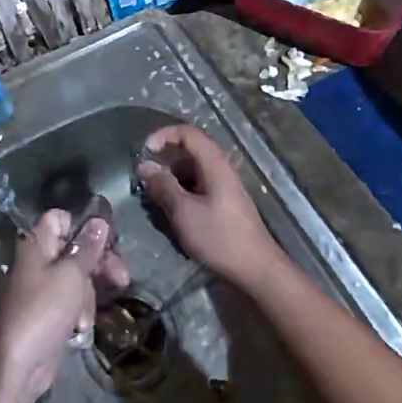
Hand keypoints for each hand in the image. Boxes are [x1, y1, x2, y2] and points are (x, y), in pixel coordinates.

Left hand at [0, 208, 130, 402]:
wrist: (18, 365)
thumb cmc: (44, 310)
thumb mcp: (71, 275)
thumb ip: (87, 248)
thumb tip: (98, 220)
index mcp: (36, 244)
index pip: (60, 219)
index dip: (83, 226)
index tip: (107, 240)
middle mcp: (38, 261)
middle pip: (75, 249)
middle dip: (98, 264)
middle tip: (122, 278)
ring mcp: (44, 288)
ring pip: (78, 277)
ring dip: (88, 295)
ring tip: (84, 318)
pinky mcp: (51, 312)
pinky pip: (74, 301)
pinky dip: (80, 312)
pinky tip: (80, 328)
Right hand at [137, 124, 284, 288]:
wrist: (256, 270)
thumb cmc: (220, 238)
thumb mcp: (184, 213)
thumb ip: (163, 186)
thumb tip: (145, 167)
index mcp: (214, 164)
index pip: (188, 132)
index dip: (163, 135)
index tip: (144, 152)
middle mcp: (221, 169)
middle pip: (189, 151)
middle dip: (164, 161)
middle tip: (145, 179)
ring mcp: (224, 186)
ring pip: (191, 171)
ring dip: (171, 179)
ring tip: (154, 198)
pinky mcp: (224, 203)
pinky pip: (197, 187)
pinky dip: (181, 192)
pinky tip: (171, 212)